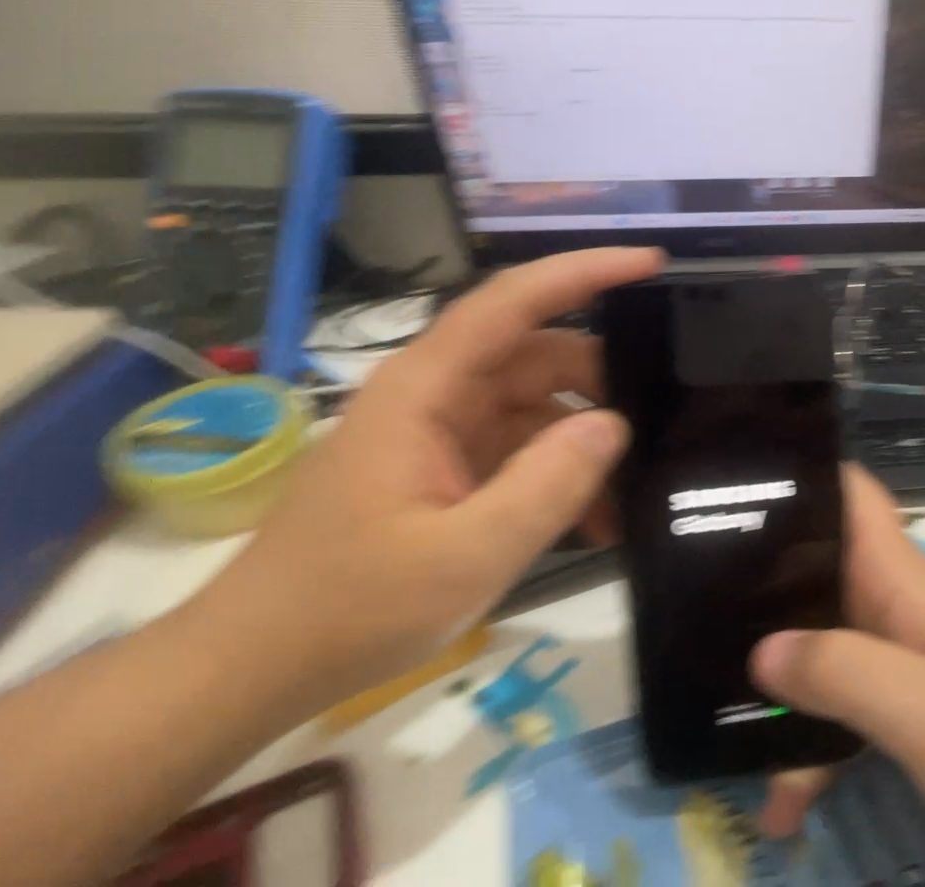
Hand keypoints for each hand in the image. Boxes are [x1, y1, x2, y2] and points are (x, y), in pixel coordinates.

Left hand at [182, 247, 663, 709]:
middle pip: (535, 355)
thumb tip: (613, 425)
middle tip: (664, 423)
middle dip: (602, 383)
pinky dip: (558, 477)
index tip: (649, 262)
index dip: (582, 272)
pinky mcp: (443, 469)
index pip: (511, 303)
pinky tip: (595, 525)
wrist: (260, 662)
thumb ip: (546, 487)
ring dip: (584, 445)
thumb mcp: (465, 556)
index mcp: (425, 390)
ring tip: (631, 498)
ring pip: (534, 407)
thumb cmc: (352, 606)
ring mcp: (438, 433)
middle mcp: (433, 395)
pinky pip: (518, 451)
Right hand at [751, 467, 924, 870]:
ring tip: (711, 718)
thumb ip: (845, 673)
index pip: (852, 496)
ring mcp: (903, 657)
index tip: (727, 487)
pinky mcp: (911, 706)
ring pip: (821, 648)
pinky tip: (784, 799)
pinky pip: (845, 708)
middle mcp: (897, 608)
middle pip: (815, 572)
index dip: (797, 475)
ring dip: (777, 684)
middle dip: (755, 588)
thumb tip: (761, 651)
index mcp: (903, 583)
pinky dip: (813, 745)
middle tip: (683, 608)